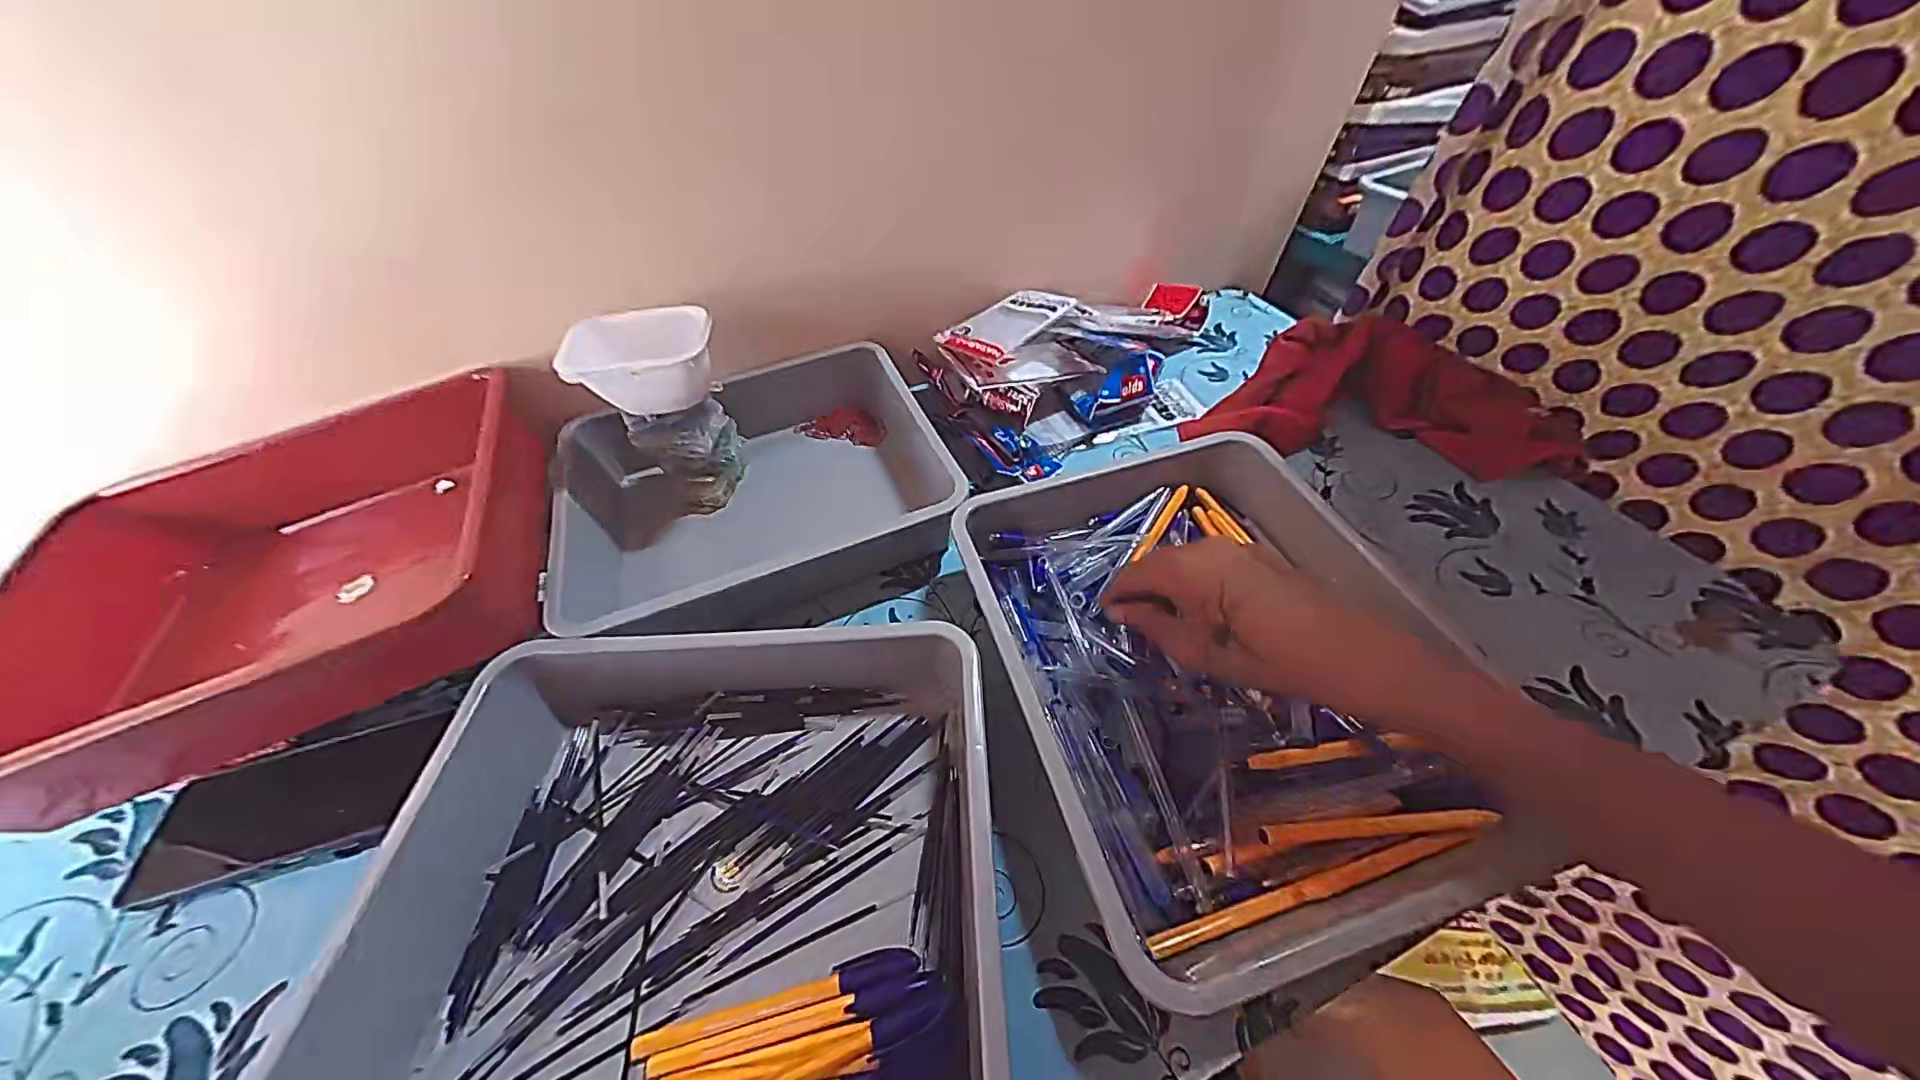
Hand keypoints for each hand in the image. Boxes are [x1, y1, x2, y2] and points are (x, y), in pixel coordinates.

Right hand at [1100, 538, 1470, 730]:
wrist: (1353, 653)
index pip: (1136, 572)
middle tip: (1133, 623)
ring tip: (1165, 622)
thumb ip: (1155, 627)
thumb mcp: (1204, 654)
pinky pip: (1206, 563)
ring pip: (1182, 561)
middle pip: (1158, 562)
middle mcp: (1209, 547)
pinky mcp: (1255, 555)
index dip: (1116, 593)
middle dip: (1141, 590)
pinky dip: (1191, 583)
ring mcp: (1235, 547)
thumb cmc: (1275, 661)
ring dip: (1166, 586)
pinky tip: (1198, 611)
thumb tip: (1121, 612)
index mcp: (1191, 569)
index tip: (1106, 614)